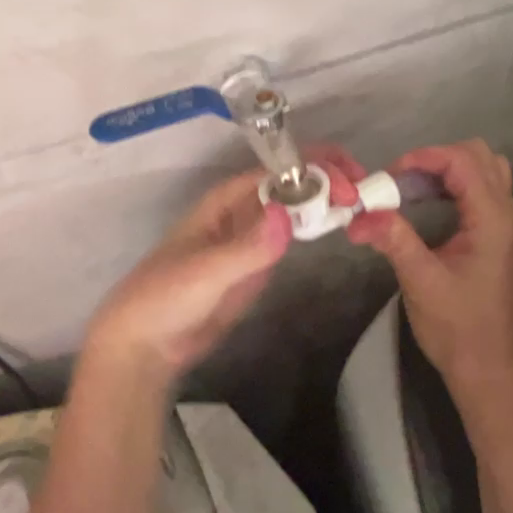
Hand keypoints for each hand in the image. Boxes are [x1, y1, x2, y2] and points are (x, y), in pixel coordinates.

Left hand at [86, 147, 363, 380]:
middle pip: (290, 185)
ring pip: (294, 208)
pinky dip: (315, 228)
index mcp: (224, 201)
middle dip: (326, 180)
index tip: (349, 180)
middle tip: (365, 195)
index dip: (314, 169)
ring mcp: (250, 238)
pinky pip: (290, 237)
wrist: (147, 344)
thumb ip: (246, 247)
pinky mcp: (256, 265)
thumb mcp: (205, 272)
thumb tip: (288, 213)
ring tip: (364, 205)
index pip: (276, 173)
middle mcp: (241, 212)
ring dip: (325, 201)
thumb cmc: (164, 297)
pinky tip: (339, 228)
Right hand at [348, 139, 512, 390]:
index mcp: (492, 219)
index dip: (424, 157)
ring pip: (483, 172)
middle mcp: (504, 214)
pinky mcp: (495, 238)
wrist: (485, 367)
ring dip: (447, 171)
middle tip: (401, 180)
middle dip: (436, 159)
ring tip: (411, 189)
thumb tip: (358, 215)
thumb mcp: (420, 280)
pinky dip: (454, 187)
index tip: (389, 175)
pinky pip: (480, 192)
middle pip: (478, 156)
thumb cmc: (456, 326)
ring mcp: (503, 226)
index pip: (463, 161)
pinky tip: (426, 206)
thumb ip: (393, 239)